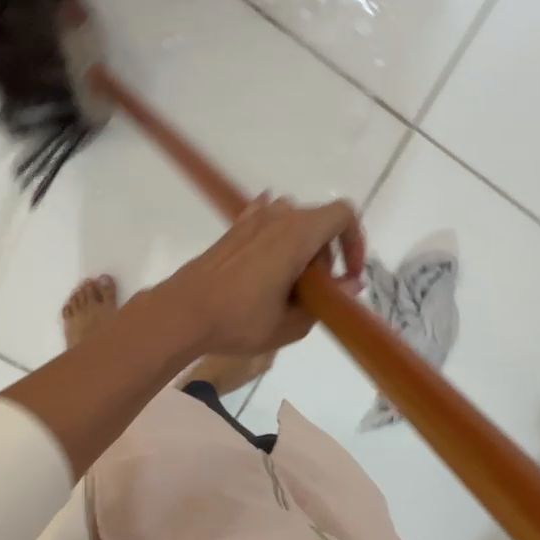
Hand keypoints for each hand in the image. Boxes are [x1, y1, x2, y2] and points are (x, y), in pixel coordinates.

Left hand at [153, 195, 365, 355]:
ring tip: (290, 285)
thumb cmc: (240, 321)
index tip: (349, 275)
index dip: (355, 242)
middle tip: (316, 293)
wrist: (184, 313)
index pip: (344, 215)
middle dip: (326, 255)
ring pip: (292, 223)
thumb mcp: (291, 324)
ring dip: (301, 248)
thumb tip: (350, 285)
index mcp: (298, 234)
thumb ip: (327, 303)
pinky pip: (267, 224)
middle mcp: (278, 216)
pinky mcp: (233, 230)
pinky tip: (268, 268)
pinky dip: (276, 242)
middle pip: (318, 221)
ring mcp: (252, 219)